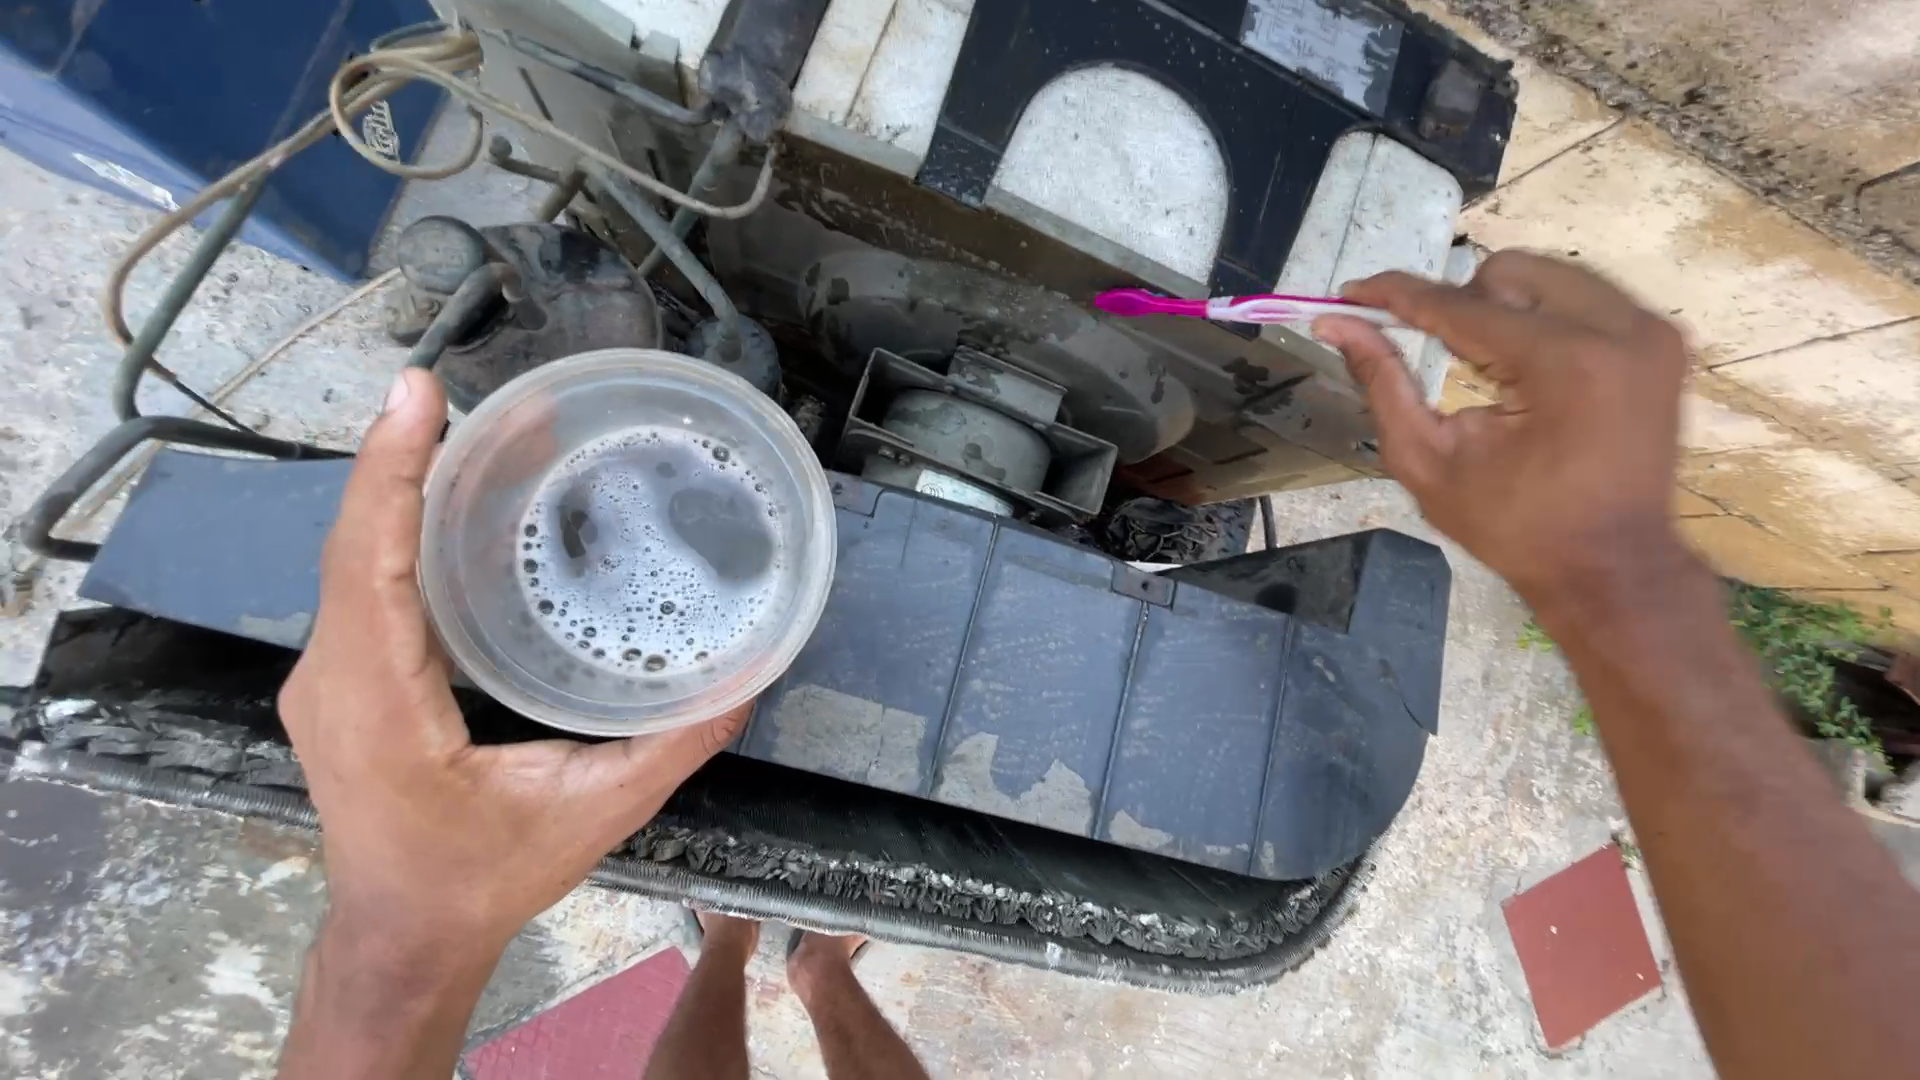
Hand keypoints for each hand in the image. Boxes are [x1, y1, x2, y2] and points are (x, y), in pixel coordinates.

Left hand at [278, 369, 748, 954]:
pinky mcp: (352, 678)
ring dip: (412, 484)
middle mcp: (337, 676)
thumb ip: (677, 744)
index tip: (417, 394)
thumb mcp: (600, 811)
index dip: (391, 472)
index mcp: (379, 701)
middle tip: (494, 401)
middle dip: (416, 456)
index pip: (366, 565)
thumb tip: (747, 677)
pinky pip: (369, 584)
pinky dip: (408, 526)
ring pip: (358, 557)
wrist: (411, 933)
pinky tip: (466, 503)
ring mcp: (335, 676)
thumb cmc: (492, 875)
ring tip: (490, 431)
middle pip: (358, 542)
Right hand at [1312, 250, 1691, 609]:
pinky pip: (1583, 300)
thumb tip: (1339, 327)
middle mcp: (1621, 329)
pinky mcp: (1662, 342)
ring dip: (1499, 310)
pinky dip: (1538, 320)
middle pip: (1511, 273)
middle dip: (1458, 304)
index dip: (1396, 297)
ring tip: (1478, 368)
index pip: (1461, 306)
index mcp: (1564, 363)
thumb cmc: (1509, 524)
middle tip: (1432, 353)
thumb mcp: (1425, 458)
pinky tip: (1519, 370)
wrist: (1608, 564)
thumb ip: (1383, 382)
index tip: (1350, 293)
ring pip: (1550, 278)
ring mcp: (1652, 331)